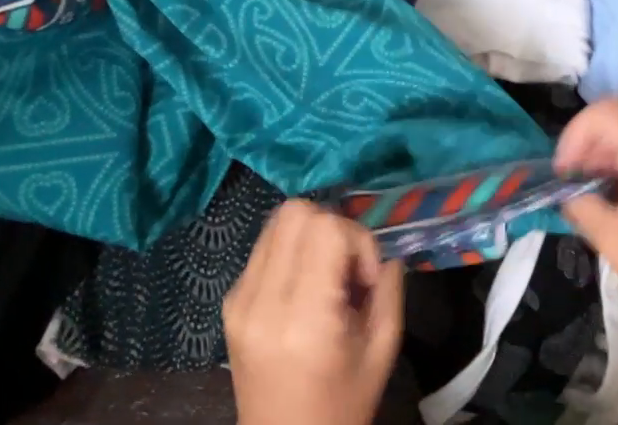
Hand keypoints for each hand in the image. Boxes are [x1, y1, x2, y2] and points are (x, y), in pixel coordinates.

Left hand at [224, 199, 404, 424]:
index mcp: (304, 318)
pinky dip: (291, 252)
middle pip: (296, 212)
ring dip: (310, 236)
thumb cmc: (341, 406)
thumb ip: (389, 290)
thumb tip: (384, 250)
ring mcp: (238, 298)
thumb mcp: (381, 351)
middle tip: (347, 269)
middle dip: (333, 228)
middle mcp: (262, 300)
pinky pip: (264, 247)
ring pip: (277, 220)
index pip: (327, 228)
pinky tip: (303, 287)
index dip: (358, 241)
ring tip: (325, 276)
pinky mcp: (229, 300)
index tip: (366, 280)